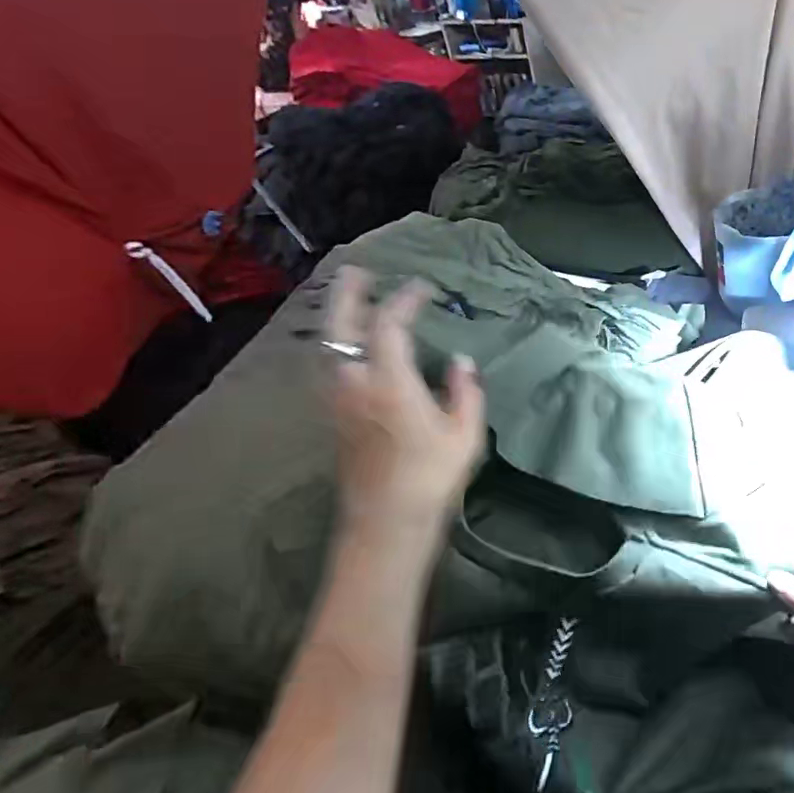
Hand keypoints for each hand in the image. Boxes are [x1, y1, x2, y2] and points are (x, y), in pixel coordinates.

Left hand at [326, 266, 485, 534]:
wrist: (386, 521)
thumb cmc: (432, 476)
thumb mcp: (465, 433)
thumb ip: (465, 392)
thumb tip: (462, 363)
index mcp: (390, 385)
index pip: (390, 329)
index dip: (404, 302)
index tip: (422, 287)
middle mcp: (356, 387)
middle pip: (342, 331)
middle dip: (348, 298)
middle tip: (356, 272)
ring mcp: (339, 403)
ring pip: (328, 349)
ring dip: (336, 319)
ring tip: (347, 300)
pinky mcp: (335, 418)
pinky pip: (328, 367)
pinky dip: (335, 344)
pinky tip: (344, 345)